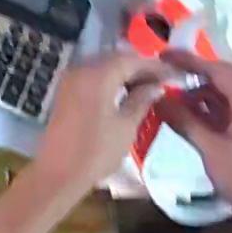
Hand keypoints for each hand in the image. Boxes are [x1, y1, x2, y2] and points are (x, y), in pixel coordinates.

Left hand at [31, 54, 171, 197]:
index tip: (172, 73)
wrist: (59, 172)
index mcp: (97, 75)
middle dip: (138, 67)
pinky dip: (109, 80)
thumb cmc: (97, 151)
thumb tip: (156, 85)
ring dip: (124, 74)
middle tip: (161, 80)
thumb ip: (141, 100)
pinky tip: (124, 93)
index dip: (152, 65)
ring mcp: (71, 80)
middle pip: (115, 60)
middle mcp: (81, 70)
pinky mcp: (66, 91)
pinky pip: (92, 77)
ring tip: (147, 87)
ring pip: (103, 67)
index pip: (130, 60)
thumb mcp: (126, 126)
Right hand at [157, 49, 231, 232]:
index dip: (191, 60)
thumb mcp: (211, 150)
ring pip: (225, 99)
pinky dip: (208, 114)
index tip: (164, 55)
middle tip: (164, 78)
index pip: (219, 71)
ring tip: (171, 104)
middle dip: (192, 79)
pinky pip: (229, 114)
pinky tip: (188, 121)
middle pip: (223, 82)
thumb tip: (158, 100)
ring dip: (198, 98)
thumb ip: (185, 122)